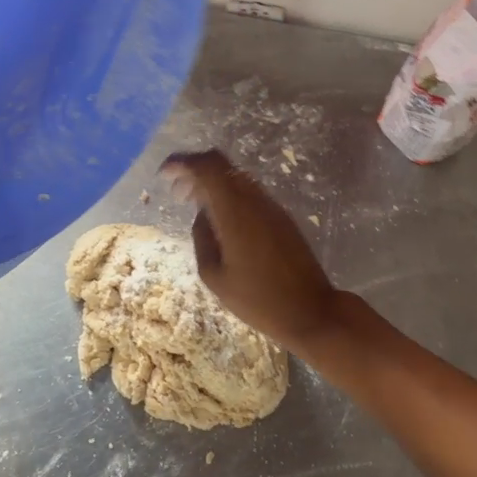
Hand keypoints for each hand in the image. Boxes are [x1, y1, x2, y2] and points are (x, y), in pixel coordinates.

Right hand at [160, 149, 343, 353]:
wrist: (313, 312)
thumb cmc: (258, 301)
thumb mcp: (215, 276)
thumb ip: (202, 238)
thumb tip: (202, 216)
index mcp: (235, 211)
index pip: (207, 166)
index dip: (182, 163)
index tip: (164, 175)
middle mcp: (254, 199)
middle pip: (221, 163)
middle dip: (194, 170)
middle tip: (177, 192)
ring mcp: (271, 206)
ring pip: (235, 176)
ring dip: (212, 182)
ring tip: (195, 205)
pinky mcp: (281, 216)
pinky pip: (248, 192)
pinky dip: (228, 195)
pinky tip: (220, 218)